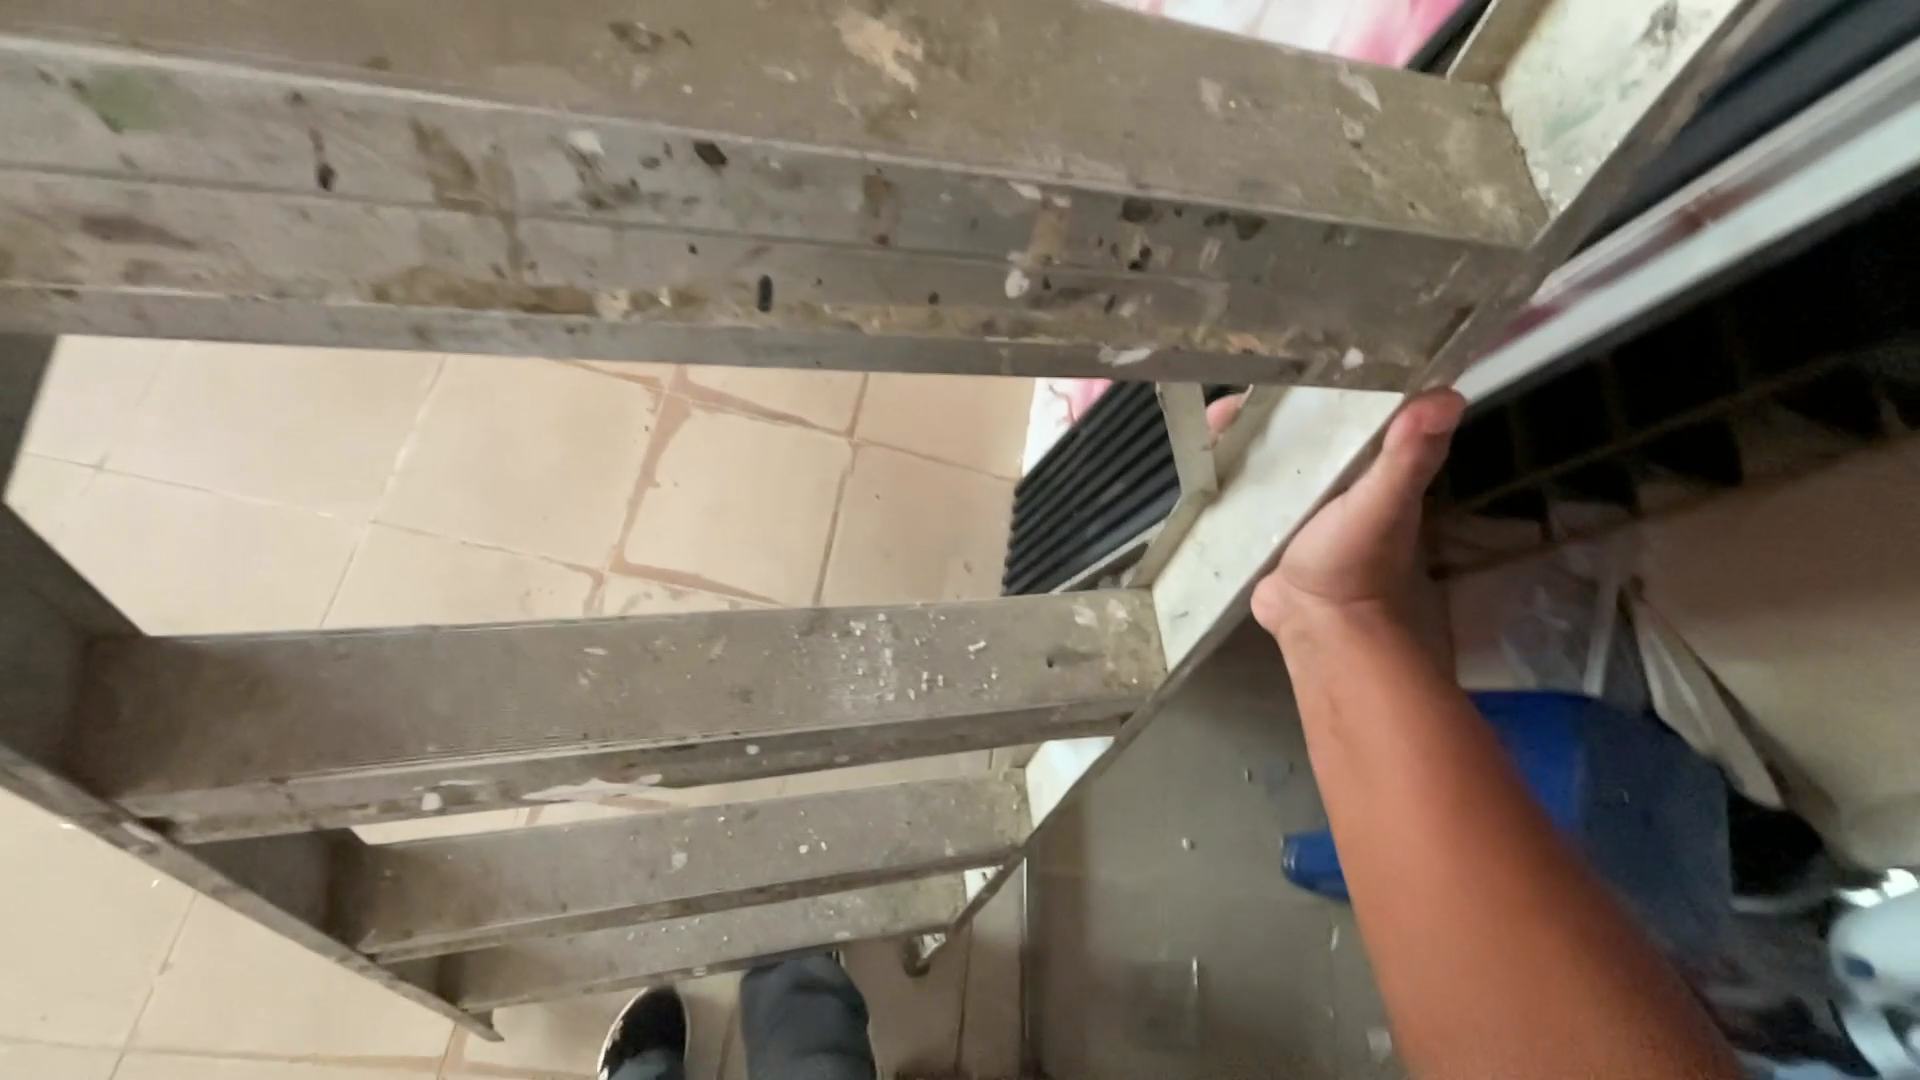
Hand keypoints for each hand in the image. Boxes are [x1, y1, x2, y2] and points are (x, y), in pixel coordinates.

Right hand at [1206, 389, 1464, 636]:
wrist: (1316, 621)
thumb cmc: (1355, 562)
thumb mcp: (1383, 503)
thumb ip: (1408, 455)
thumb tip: (1445, 397)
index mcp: (1368, 455)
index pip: (1348, 400)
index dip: (1321, 377)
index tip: (1289, 362)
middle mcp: (1333, 468)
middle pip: (1298, 421)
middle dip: (1265, 405)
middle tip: (1230, 403)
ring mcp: (1295, 492)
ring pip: (1266, 447)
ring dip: (1239, 432)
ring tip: (1209, 423)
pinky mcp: (1264, 514)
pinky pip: (1245, 480)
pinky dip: (1226, 466)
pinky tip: (1202, 458)